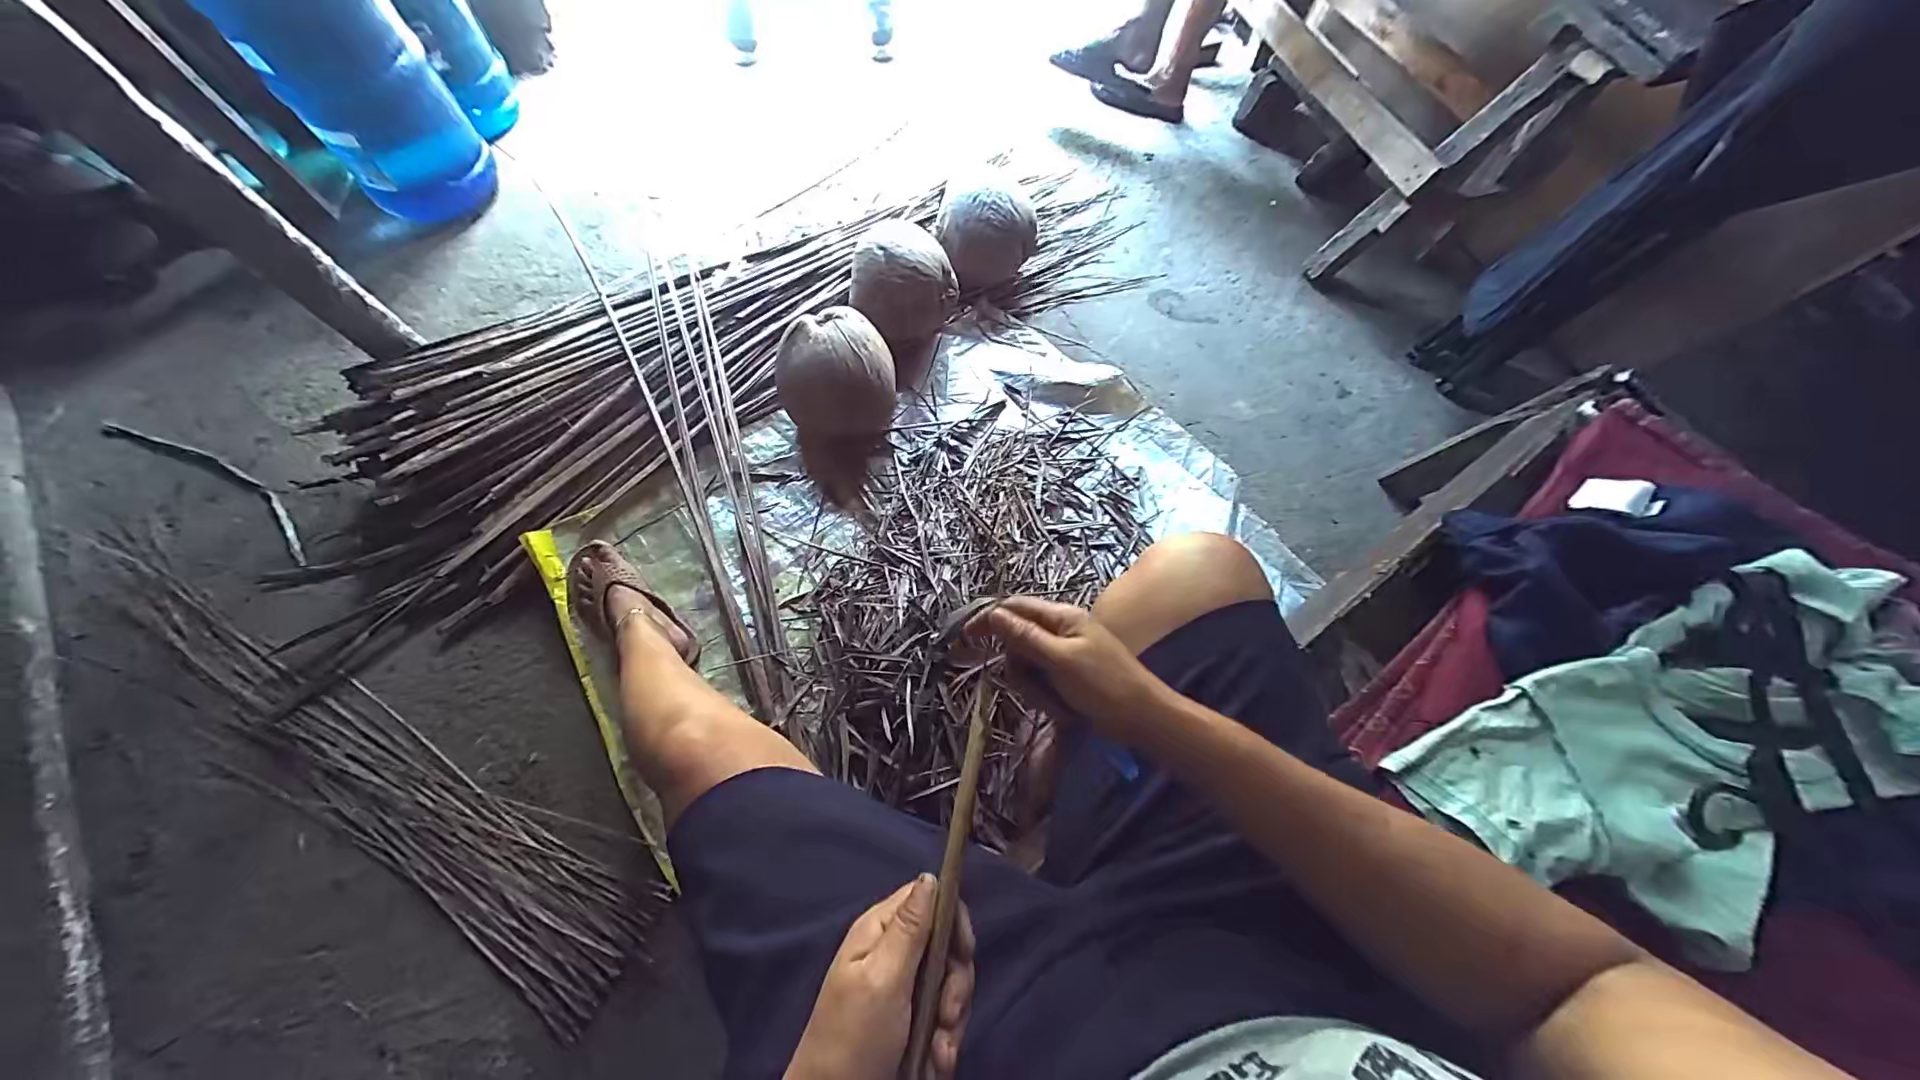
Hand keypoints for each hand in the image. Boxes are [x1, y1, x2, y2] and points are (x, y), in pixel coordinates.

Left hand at [786, 875, 975, 1079]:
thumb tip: (929, 877)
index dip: (954, 920)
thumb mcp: (883, 978)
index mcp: (880, 931)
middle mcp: (893, 952)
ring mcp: (902, 987)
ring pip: (949, 983)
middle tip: (948, 1015)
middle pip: (946, 944)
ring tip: (938, 1053)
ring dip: (952, 1020)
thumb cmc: (853, 1038)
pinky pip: (942, 1017)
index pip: (929, 899)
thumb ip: (910, 928)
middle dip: (955, 982)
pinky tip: (934, 1063)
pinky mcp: (910, 1021)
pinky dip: (944, 1041)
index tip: (964, 953)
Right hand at [968, 596, 1168, 742]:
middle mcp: (1061, 630)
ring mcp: (1064, 653)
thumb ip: (1026, 637)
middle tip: (1033, 687)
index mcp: (1062, 617)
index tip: (965, 638)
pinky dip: (1044, 695)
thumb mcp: (1061, 660)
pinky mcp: (1067, 675)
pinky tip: (1061, 708)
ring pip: (1026, 664)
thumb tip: (994, 614)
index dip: (988, 619)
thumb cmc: (1105, 685)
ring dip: (1033, 686)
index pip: (1014, 608)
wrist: (1143, 718)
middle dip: (1019, 666)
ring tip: (1056, 703)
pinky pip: (1041, 680)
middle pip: (1017, 639)